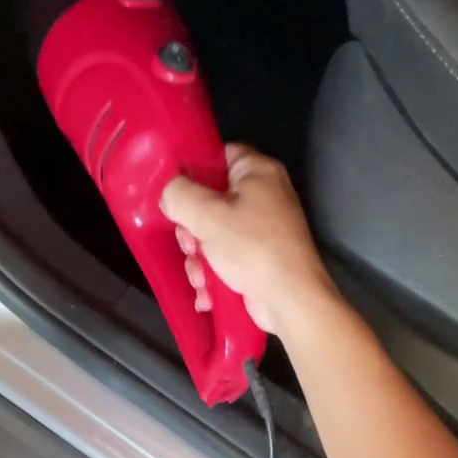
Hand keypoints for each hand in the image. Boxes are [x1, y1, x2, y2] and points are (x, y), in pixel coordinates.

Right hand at [160, 144, 339, 338]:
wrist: (290, 300)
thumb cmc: (252, 248)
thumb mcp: (208, 215)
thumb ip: (179, 195)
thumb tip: (168, 191)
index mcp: (257, 172)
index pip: (219, 156)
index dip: (193, 173)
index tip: (175, 195)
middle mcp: (263, 197)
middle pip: (211, 202)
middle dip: (192, 231)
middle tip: (190, 247)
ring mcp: (262, 232)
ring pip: (214, 237)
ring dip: (199, 262)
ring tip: (201, 279)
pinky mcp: (259, 262)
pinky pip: (226, 261)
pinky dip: (214, 278)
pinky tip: (208, 294)